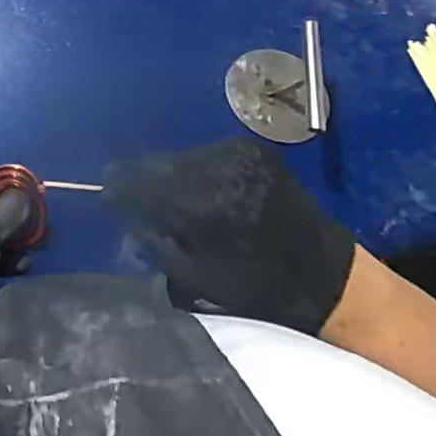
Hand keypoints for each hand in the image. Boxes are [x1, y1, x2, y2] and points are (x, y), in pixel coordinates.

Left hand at [0, 170, 32, 394]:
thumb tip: (24, 197)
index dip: (4, 184)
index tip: (32, 197)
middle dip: (17, 214)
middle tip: (39, 228)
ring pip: (2, 230)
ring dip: (19, 238)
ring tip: (33, 249)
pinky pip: (2, 256)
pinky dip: (13, 259)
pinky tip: (21, 268)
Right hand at [103, 137, 353, 334]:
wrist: (329, 276)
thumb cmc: (256, 286)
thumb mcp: (191, 274)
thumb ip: (151, 238)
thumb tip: (124, 212)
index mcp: (201, 202)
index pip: (137, 182)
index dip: (117, 189)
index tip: (106, 196)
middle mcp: (217, 168)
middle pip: (155, 164)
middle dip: (140, 180)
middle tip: (129, 194)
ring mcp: (237, 153)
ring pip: (177, 157)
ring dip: (165, 174)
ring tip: (165, 195)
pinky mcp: (251, 149)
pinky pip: (202, 155)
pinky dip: (190, 170)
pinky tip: (193, 187)